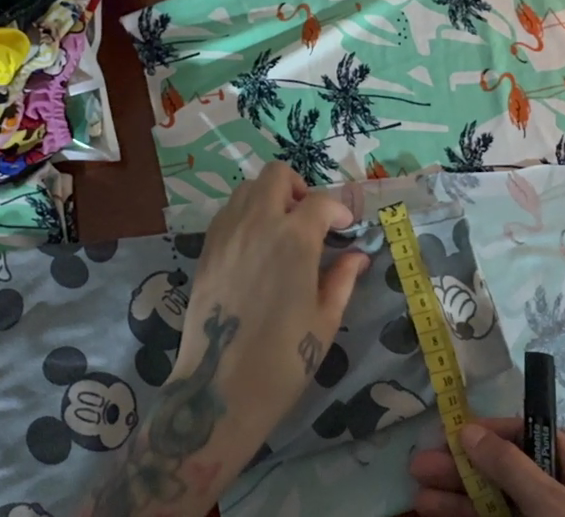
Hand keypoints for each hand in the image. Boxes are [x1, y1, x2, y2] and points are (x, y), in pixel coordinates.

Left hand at [80, 164, 368, 515]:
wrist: (220, 388)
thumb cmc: (284, 360)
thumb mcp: (325, 320)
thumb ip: (342, 279)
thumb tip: (357, 256)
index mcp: (294, 239)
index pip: (321, 201)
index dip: (339, 210)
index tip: (345, 228)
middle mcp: (258, 223)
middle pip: (277, 175)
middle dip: (300, 189)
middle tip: (310, 219)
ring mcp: (227, 232)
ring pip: (248, 188)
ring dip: (270, 197)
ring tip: (282, 230)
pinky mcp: (207, 248)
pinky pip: (228, 211)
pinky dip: (246, 214)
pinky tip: (257, 246)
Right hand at [409, 418, 564, 516]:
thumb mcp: (554, 507)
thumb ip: (511, 468)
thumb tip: (469, 430)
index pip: (530, 437)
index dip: (490, 433)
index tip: (451, 434)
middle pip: (506, 471)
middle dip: (463, 468)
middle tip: (420, 466)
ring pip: (496, 504)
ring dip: (458, 498)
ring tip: (419, 497)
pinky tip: (438, 515)